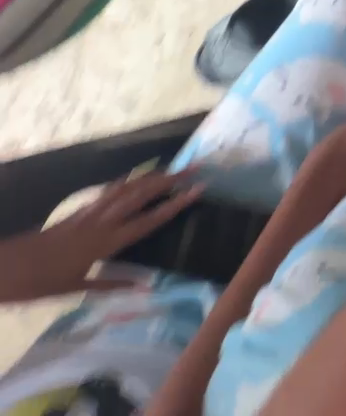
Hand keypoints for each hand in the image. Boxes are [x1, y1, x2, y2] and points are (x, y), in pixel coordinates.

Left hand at [0, 169, 202, 301]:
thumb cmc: (35, 284)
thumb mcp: (71, 289)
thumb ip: (109, 284)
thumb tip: (145, 285)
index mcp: (106, 243)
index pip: (150, 219)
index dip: (177, 203)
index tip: (201, 187)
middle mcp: (102, 224)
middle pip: (141, 196)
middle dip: (169, 180)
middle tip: (195, 167)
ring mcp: (87, 216)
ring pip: (125, 191)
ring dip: (150, 178)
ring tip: (171, 168)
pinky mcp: (75, 215)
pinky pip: (106, 194)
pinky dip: (123, 184)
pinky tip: (130, 178)